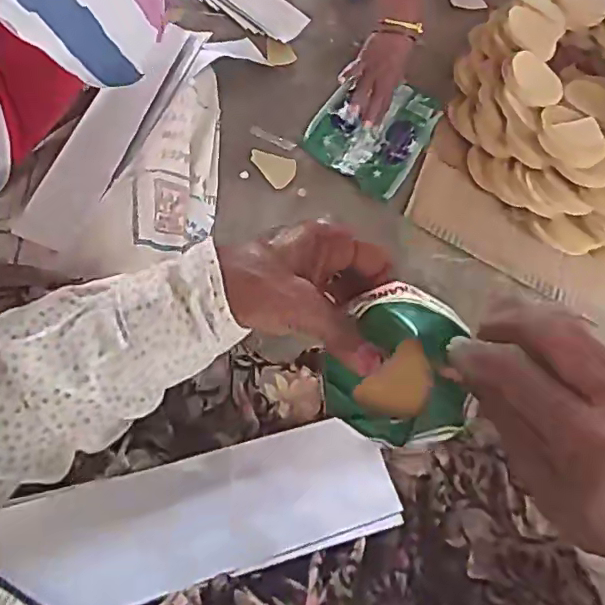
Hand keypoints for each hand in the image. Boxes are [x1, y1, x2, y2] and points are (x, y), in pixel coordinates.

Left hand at [218, 219, 393, 373]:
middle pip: (360, 275)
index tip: (397, 319)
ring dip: (351, 313)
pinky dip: (331, 315)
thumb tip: (376, 364)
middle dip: (371, 304)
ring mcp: (304, 264)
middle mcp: (320, 246)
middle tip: (383, 337)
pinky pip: (322, 297)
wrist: (207, 293)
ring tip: (363, 344)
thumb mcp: (306, 311)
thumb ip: (343, 336)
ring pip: (340, 288)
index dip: (389, 287)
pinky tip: (336, 340)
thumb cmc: (259, 288)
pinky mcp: (289, 282)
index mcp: (329, 239)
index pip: (377, 259)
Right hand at [340, 31, 415, 123]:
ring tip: (352, 110)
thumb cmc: (402, 48)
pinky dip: (347, 74)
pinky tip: (341, 81)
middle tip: (364, 125)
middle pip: (375, 98)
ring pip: (363, 86)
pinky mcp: (362, 58)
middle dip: (369, 112)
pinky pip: (354, 68)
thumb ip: (395, 79)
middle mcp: (381, 76)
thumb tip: (391, 88)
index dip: (380, 114)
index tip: (375, 126)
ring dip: (357, 99)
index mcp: (392, 80)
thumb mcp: (402, 67)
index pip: (386, 101)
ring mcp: (371, 68)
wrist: (396, 29)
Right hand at [444, 299, 604, 556]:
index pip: (525, 377)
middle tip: (476, 332)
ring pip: (572, 327)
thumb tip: (466, 368)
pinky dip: (550, 328)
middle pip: (555, 335)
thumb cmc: (583, 512)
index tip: (455, 350)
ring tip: (496, 328)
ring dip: (528, 318)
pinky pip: (586, 336)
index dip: (484, 357)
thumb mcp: (533, 474)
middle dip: (507, 323)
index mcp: (589, 441)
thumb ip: (504, 414)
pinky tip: (527, 335)